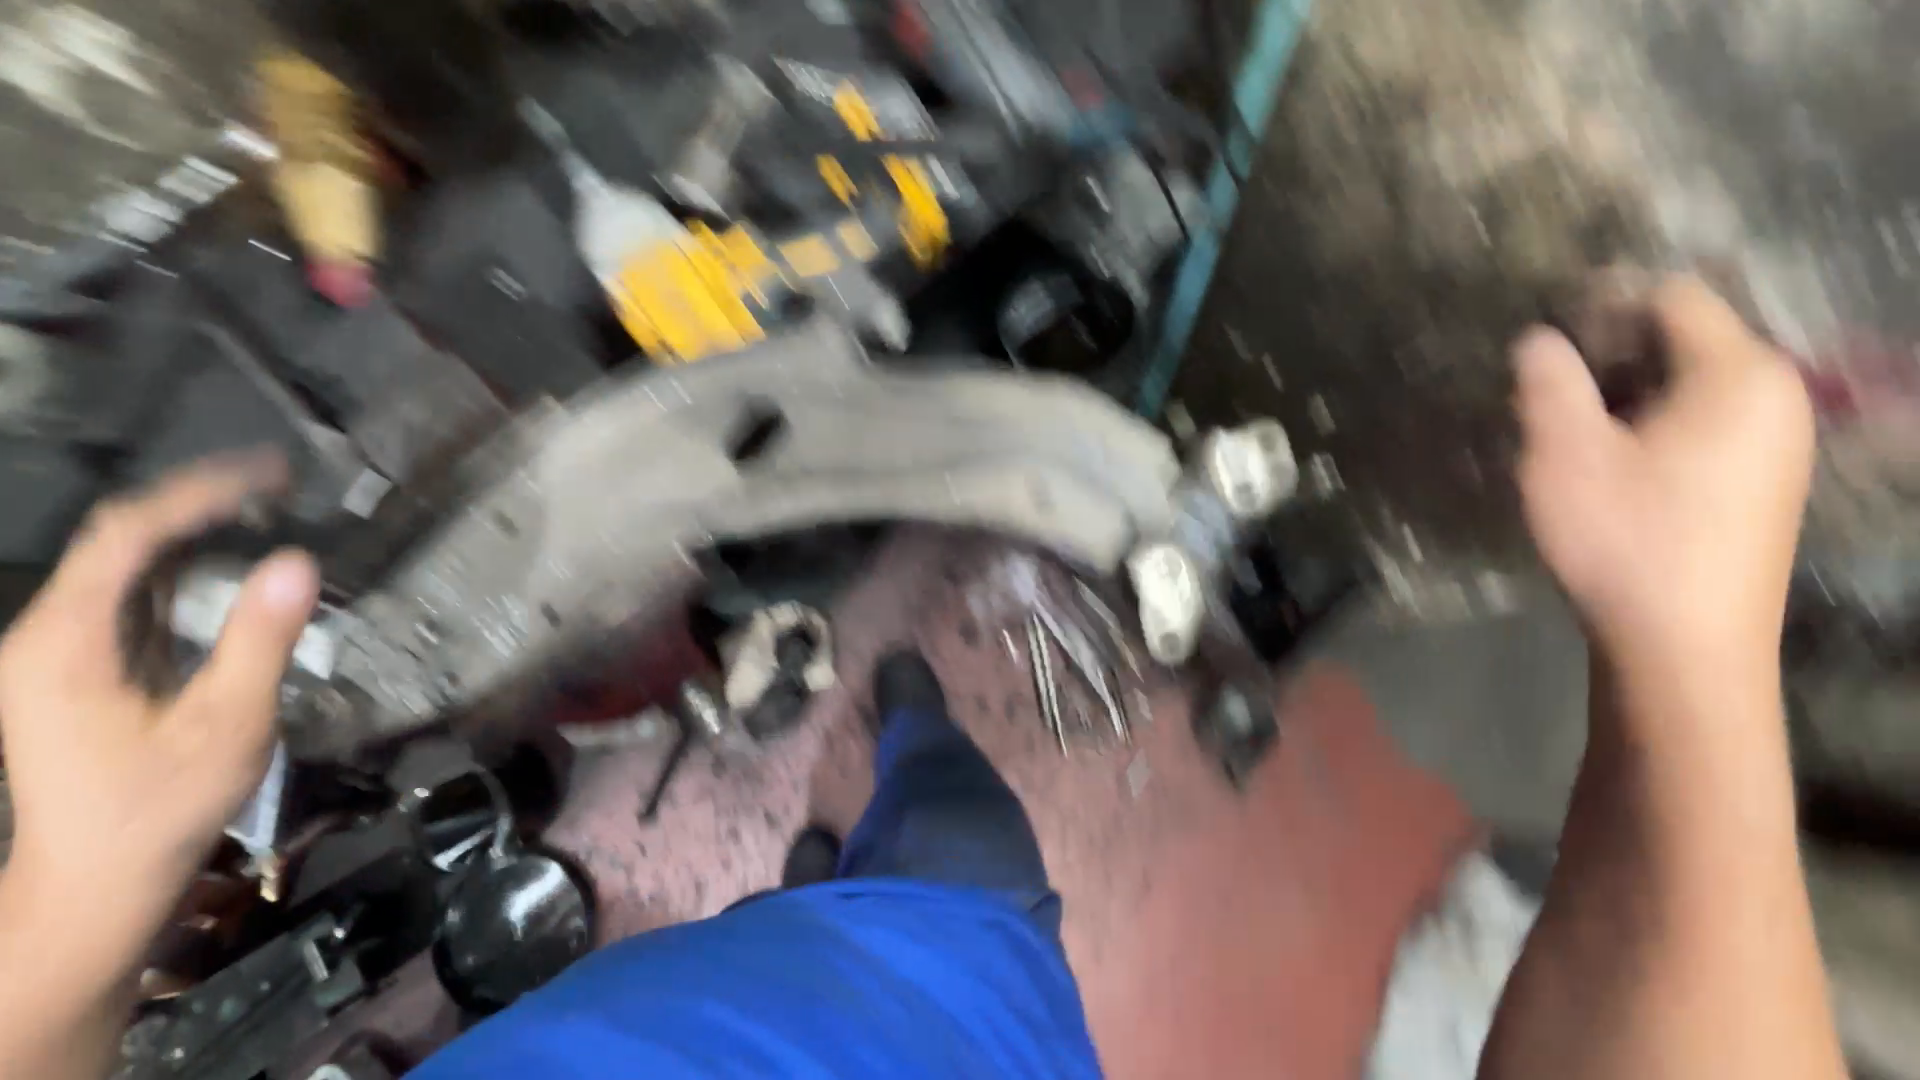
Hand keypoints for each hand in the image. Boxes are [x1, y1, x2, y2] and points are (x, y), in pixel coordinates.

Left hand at [0, 457, 319, 946]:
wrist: (98, 881)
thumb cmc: (160, 808)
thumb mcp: (226, 725)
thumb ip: (259, 640)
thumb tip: (298, 562)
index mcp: (64, 643)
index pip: (124, 536)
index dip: (197, 495)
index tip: (271, 477)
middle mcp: (47, 636)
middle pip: (117, 540)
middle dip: (199, 502)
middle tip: (280, 486)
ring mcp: (57, 652)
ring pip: (123, 565)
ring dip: (193, 531)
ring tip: (266, 511)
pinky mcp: (79, 669)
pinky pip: (131, 595)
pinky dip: (184, 567)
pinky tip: (230, 566)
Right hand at [1514, 278, 1814, 670]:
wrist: (1683, 645)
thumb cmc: (1624, 538)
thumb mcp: (1563, 454)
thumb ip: (1548, 382)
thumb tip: (1539, 339)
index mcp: (1737, 374)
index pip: (1672, 298)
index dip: (1602, 306)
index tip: (1544, 342)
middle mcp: (1776, 396)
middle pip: (1683, 341)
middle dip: (1608, 357)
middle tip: (1547, 398)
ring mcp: (1777, 443)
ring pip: (1687, 387)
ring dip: (1623, 397)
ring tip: (1570, 439)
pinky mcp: (1762, 482)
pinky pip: (1702, 425)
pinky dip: (1650, 429)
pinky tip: (1611, 473)